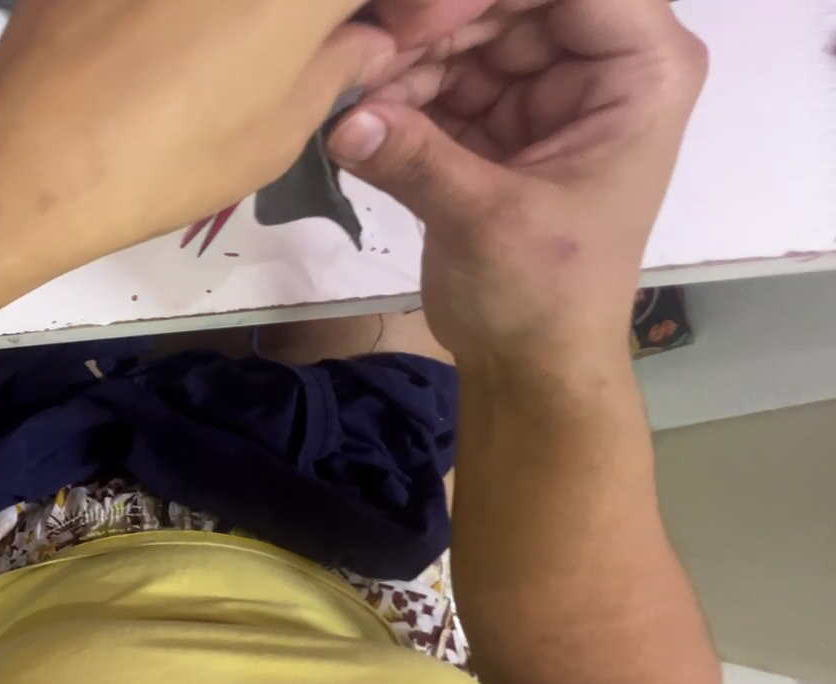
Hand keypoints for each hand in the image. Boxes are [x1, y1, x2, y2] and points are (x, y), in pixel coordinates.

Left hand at [0, 0, 404, 288]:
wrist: (17, 168)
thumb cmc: (156, 167)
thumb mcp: (268, 142)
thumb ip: (334, 74)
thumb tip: (359, 44)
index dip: (402, 5)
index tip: (388, 31)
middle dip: (318, 10)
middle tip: (306, 43)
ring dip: (246, 16)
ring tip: (225, 53)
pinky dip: (180, 9)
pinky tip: (165, 39)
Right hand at [327, 0, 707, 364]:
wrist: (528, 356)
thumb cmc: (543, 289)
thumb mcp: (485, 219)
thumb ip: (416, 162)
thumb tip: (341, 124)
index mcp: (634, 71)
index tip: (412, 23)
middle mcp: (588, 74)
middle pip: (509, 16)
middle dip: (434, 36)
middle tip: (362, 69)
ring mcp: (534, 107)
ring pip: (464, 56)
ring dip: (404, 78)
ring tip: (349, 107)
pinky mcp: (486, 143)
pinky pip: (437, 105)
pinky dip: (396, 114)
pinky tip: (355, 128)